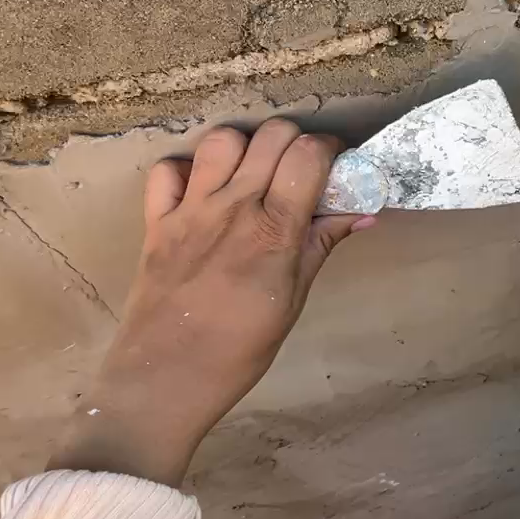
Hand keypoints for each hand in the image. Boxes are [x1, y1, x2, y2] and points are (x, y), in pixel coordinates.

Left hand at [48, 120, 372, 485]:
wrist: (162, 384)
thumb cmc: (240, 348)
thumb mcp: (295, 296)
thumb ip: (323, 243)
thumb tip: (364, 213)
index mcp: (275, 228)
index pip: (309, 154)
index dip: (331, 148)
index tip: (337, 164)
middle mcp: (234, 207)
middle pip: (272, 134)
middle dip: (295, 141)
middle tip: (299, 168)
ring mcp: (189, 211)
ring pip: (221, 140)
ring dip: (245, 147)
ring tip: (253, 172)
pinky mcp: (155, 222)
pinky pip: (166, 171)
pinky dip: (187, 171)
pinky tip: (203, 191)